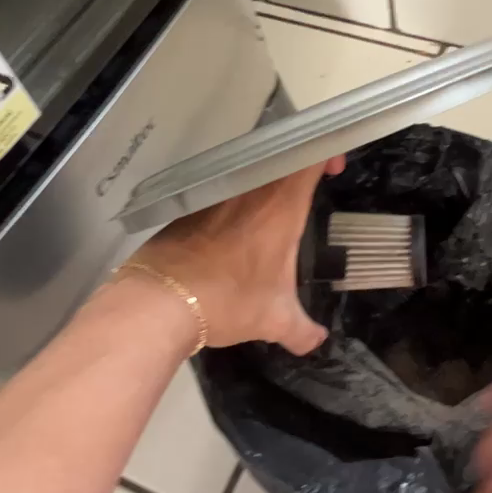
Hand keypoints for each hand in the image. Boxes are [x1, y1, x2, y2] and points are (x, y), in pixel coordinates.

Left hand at [128, 157, 343, 355]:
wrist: (158, 300)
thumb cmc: (228, 300)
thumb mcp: (273, 320)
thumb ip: (302, 330)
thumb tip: (316, 340)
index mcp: (280, 206)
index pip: (308, 156)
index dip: (325, 152)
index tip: (333, 169)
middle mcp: (251, 190)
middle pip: (281, 158)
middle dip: (298, 169)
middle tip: (307, 192)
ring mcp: (218, 194)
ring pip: (251, 172)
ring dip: (266, 185)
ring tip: (272, 216)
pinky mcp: (191, 206)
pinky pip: (223, 191)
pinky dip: (235, 202)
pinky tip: (233, 233)